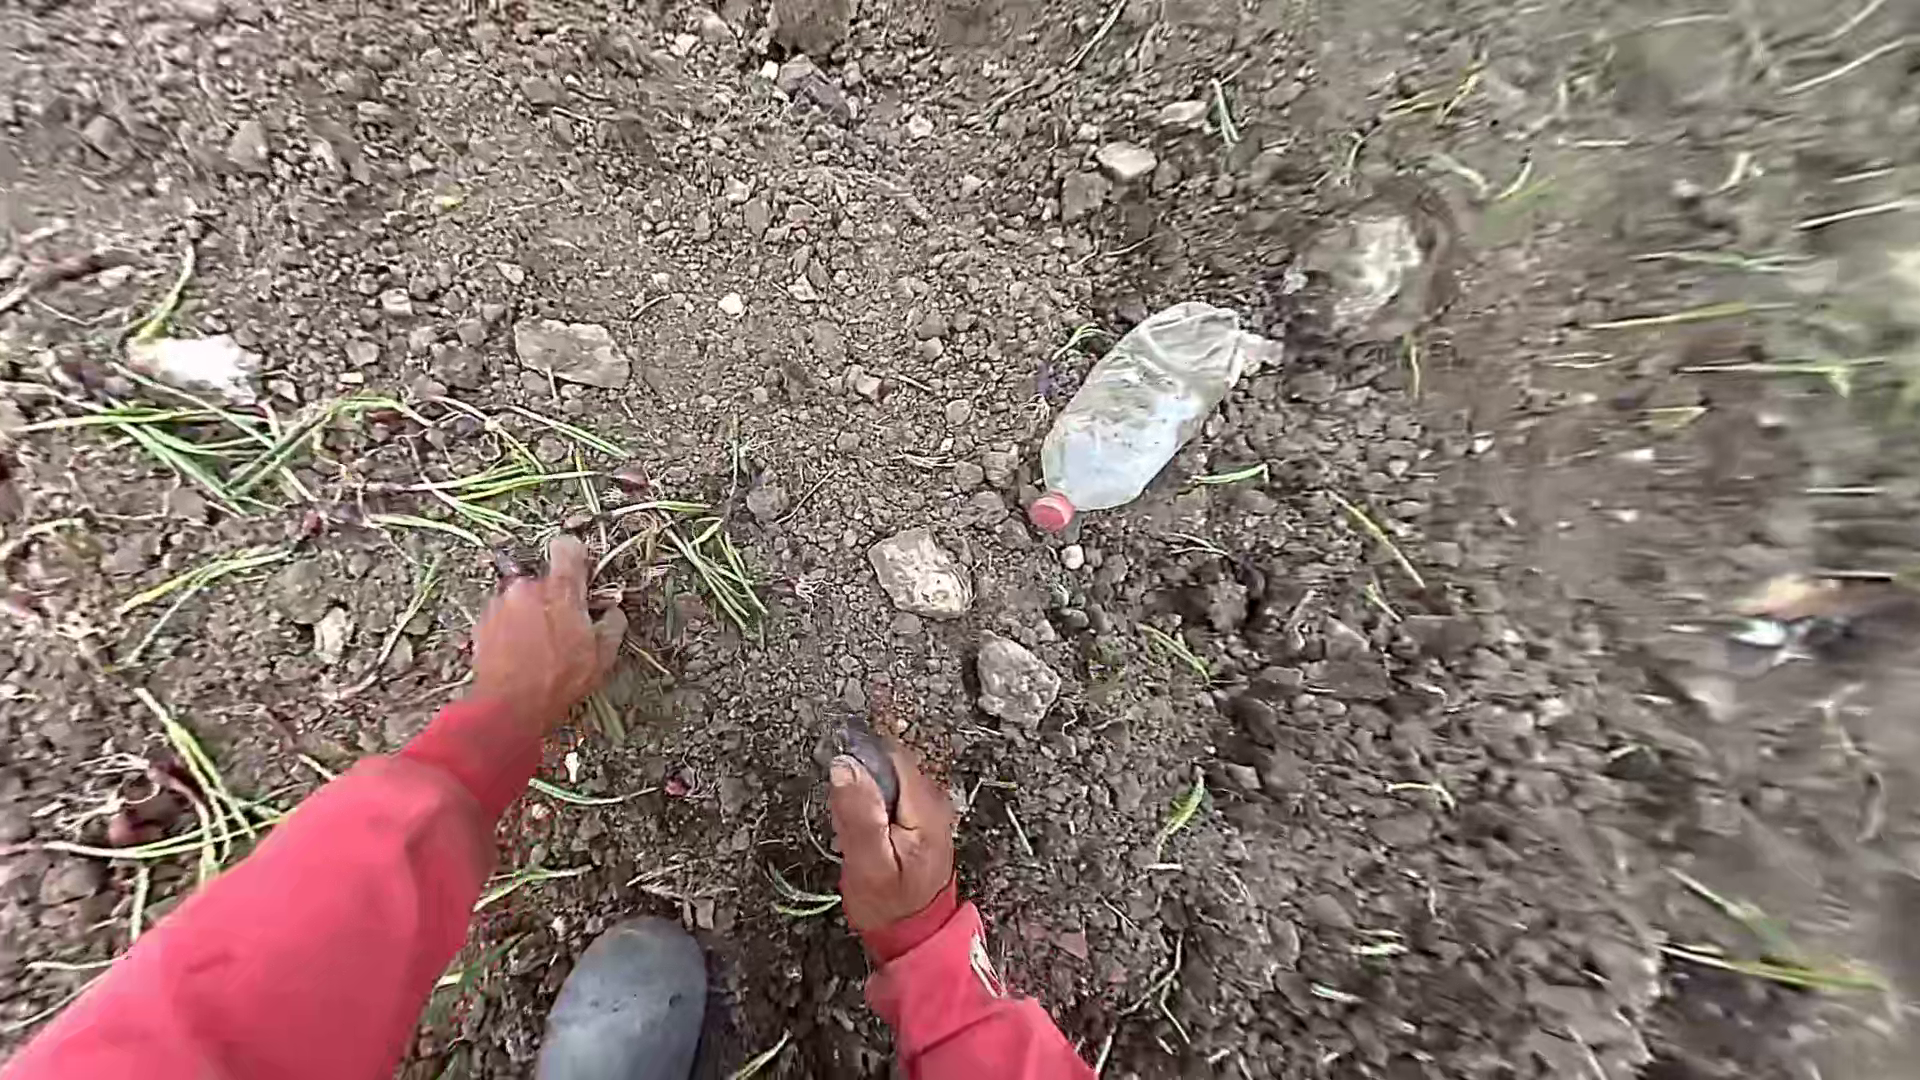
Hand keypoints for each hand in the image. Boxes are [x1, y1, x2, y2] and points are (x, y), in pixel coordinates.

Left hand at [470, 535, 626, 731]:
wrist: (508, 708)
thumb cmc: (562, 678)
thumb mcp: (604, 652)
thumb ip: (613, 622)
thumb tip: (611, 610)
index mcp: (560, 589)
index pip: (567, 547)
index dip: (578, 557)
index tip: (584, 575)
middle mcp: (525, 589)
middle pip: (546, 578)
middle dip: (558, 596)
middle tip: (569, 624)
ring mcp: (499, 605)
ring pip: (525, 596)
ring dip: (535, 611)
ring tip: (545, 642)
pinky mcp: (481, 623)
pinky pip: (506, 613)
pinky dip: (516, 625)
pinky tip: (525, 650)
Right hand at [828, 742, 955, 931]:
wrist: (916, 939)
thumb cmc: (891, 907)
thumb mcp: (867, 863)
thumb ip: (858, 812)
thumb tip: (844, 766)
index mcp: (925, 804)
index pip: (890, 756)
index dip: (861, 763)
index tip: (841, 788)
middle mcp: (933, 799)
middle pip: (889, 767)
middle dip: (862, 786)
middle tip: (850, 823)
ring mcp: (929, 808)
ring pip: (888, 782)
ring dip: (867, 800)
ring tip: (858, 835)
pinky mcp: (921, 818)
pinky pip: (892, 798)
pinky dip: (875, 811)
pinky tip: (869, 839)